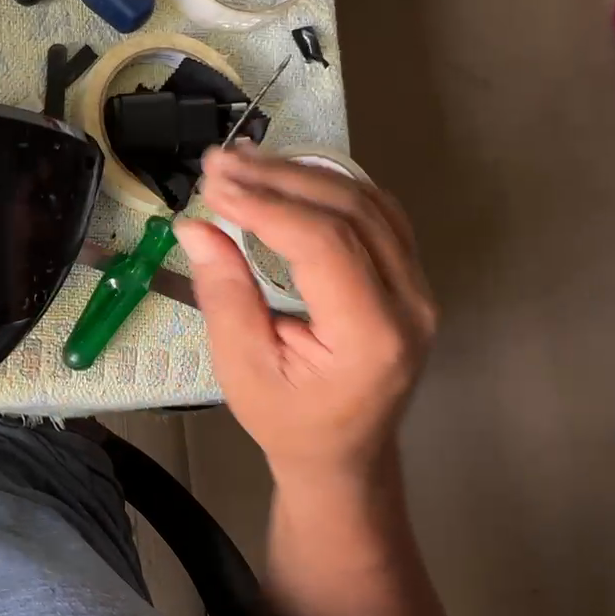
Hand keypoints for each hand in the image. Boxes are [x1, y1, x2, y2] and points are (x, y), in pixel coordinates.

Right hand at [173, 146, 436, 488]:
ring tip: (245, 161)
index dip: (266, 206)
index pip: (324, 244)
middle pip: (351, 211)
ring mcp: (418, 287)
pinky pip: (376, 215)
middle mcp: (410, 302)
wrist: (342, 454)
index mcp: (372, 334)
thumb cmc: (288, 421)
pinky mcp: (408, 278)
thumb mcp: (243, 369)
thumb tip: (196, 226)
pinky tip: (286, 178)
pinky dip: (327, 188)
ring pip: (369, 202)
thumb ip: (225, 295)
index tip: (213, 186)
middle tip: (219, 162)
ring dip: (303, 173)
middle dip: (280, 178)